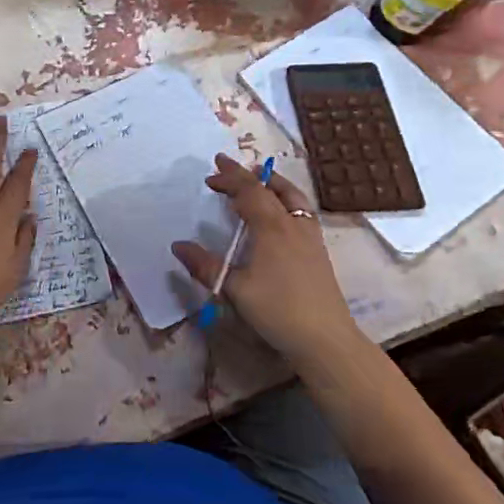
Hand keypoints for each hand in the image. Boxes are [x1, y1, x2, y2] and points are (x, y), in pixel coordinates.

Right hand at [173, 155, 360, 362]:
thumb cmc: (278, 310)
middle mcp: (293, 223)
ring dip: (271, 183)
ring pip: (292, 195)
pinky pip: (301, 209)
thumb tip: (178, 245)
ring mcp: (310, 235)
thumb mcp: (235, 289)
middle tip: (225, 164)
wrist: (325, 338)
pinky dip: (285, 198)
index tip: (210, 174)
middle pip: (269, 188)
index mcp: (272, 227)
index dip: (229, 179)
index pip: (248, 191)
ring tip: (258, 178)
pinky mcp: (318, 249)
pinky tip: (280, 211)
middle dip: (246, 174)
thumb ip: (205, 265)